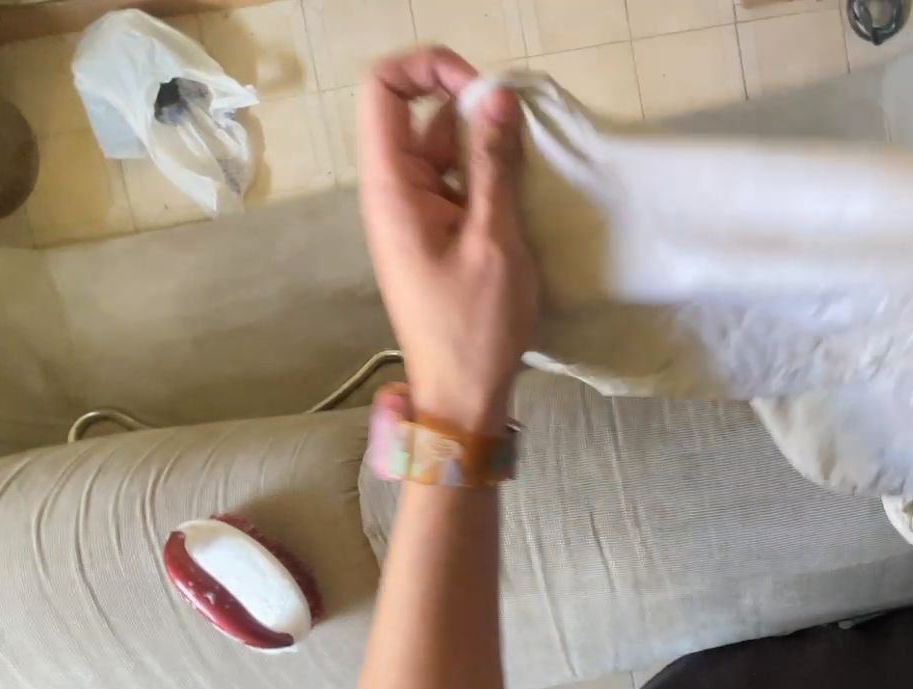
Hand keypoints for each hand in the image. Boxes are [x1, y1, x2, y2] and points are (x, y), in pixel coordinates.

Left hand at [357, 48, 538, 434]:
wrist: (462, 394)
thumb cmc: (476, 327)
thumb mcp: (494, 241)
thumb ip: (494, 165)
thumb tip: (496, 95)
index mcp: (391, 189)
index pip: (385, 88)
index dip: (429, 69)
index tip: (483, 92)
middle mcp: (393, 195)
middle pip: (419, 118)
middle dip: (470, 112)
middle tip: (521, 138)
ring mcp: (413, 219)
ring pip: (441, 156)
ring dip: (483, 151)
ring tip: (527, 172)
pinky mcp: (434, 241)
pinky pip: (454, 190)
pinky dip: (484, 183)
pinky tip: (518, 201)